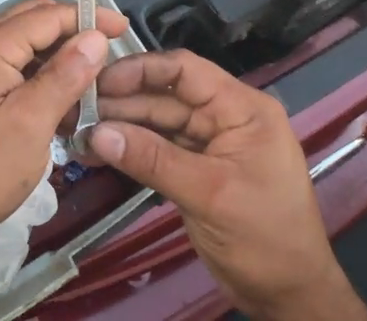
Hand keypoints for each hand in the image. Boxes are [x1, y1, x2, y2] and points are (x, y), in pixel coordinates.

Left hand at [0, 0, 128, 242]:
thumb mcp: (31, 124)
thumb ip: (64, 76)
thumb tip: (95, 36)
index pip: (47, 15)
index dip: (87, 18)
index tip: (123, 29)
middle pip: (33, 21)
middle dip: (72, 32)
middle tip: (109, 55)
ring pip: (23, 43)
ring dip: (56, 56)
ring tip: (90, 83)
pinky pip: (10, 64)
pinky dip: (37, 74)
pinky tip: (60, 100)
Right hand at [85, 50, 366, 320]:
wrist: (290, 296)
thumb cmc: (264, 236)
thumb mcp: (209, 194)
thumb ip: (152, 160)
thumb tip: (97, 134)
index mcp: (241, 108)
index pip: (185, 70)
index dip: (140, 70)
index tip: (99, 80)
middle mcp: (224, 116)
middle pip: (165, 96)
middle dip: (122, 102)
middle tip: (76, 109)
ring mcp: (209, 143)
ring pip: (157, 123)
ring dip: (120, 127)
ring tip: (78, 132)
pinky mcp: (196, 169)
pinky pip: (158, 149)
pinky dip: (130, 151)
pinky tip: (98, 153)